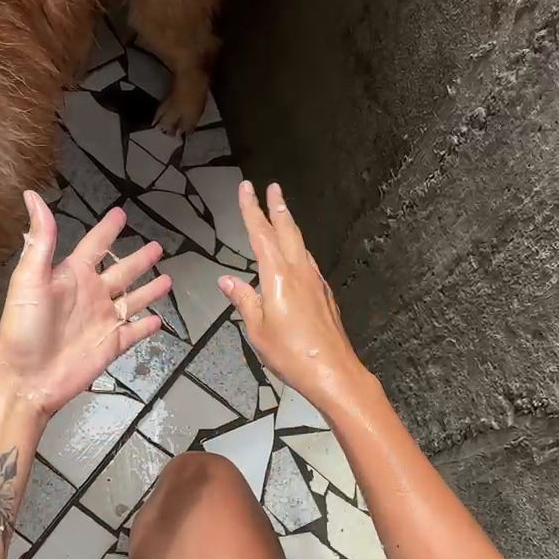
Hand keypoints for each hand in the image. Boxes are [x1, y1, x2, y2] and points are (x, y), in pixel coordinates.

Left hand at [0, 193, 170, 417]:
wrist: (26, 377)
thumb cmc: (22, 328)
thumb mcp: (29, 278)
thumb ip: (40, 239)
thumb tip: (33, 196)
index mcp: (72, 276)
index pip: (95, 245)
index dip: (108, 230)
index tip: (121, 214)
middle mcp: (91, 296)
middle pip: (122, 272)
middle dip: (139, 259)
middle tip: (157, 247)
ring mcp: (103, 321)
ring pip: (133, 300)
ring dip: (150, 290)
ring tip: (168, 279)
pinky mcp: (111, 345)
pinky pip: (134, 332)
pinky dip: (147, 327)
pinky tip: (158, 320)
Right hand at [218, 182, 371, 408]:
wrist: (332, 371)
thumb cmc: (290, 353)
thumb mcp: (257, 329)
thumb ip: (243, 300)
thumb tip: (227, 281)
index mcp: (278, 276)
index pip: (261, 234)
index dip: (251, 210)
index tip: (246, 188)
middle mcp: (299, 272)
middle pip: (287, 231)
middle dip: (277, 208)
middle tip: (273, 187)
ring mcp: (315, 282)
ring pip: (300, 245)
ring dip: (290, 226)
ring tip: (282, 215)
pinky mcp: (324, 296)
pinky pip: (308, 263)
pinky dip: (299, 250)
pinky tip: (297, 257)